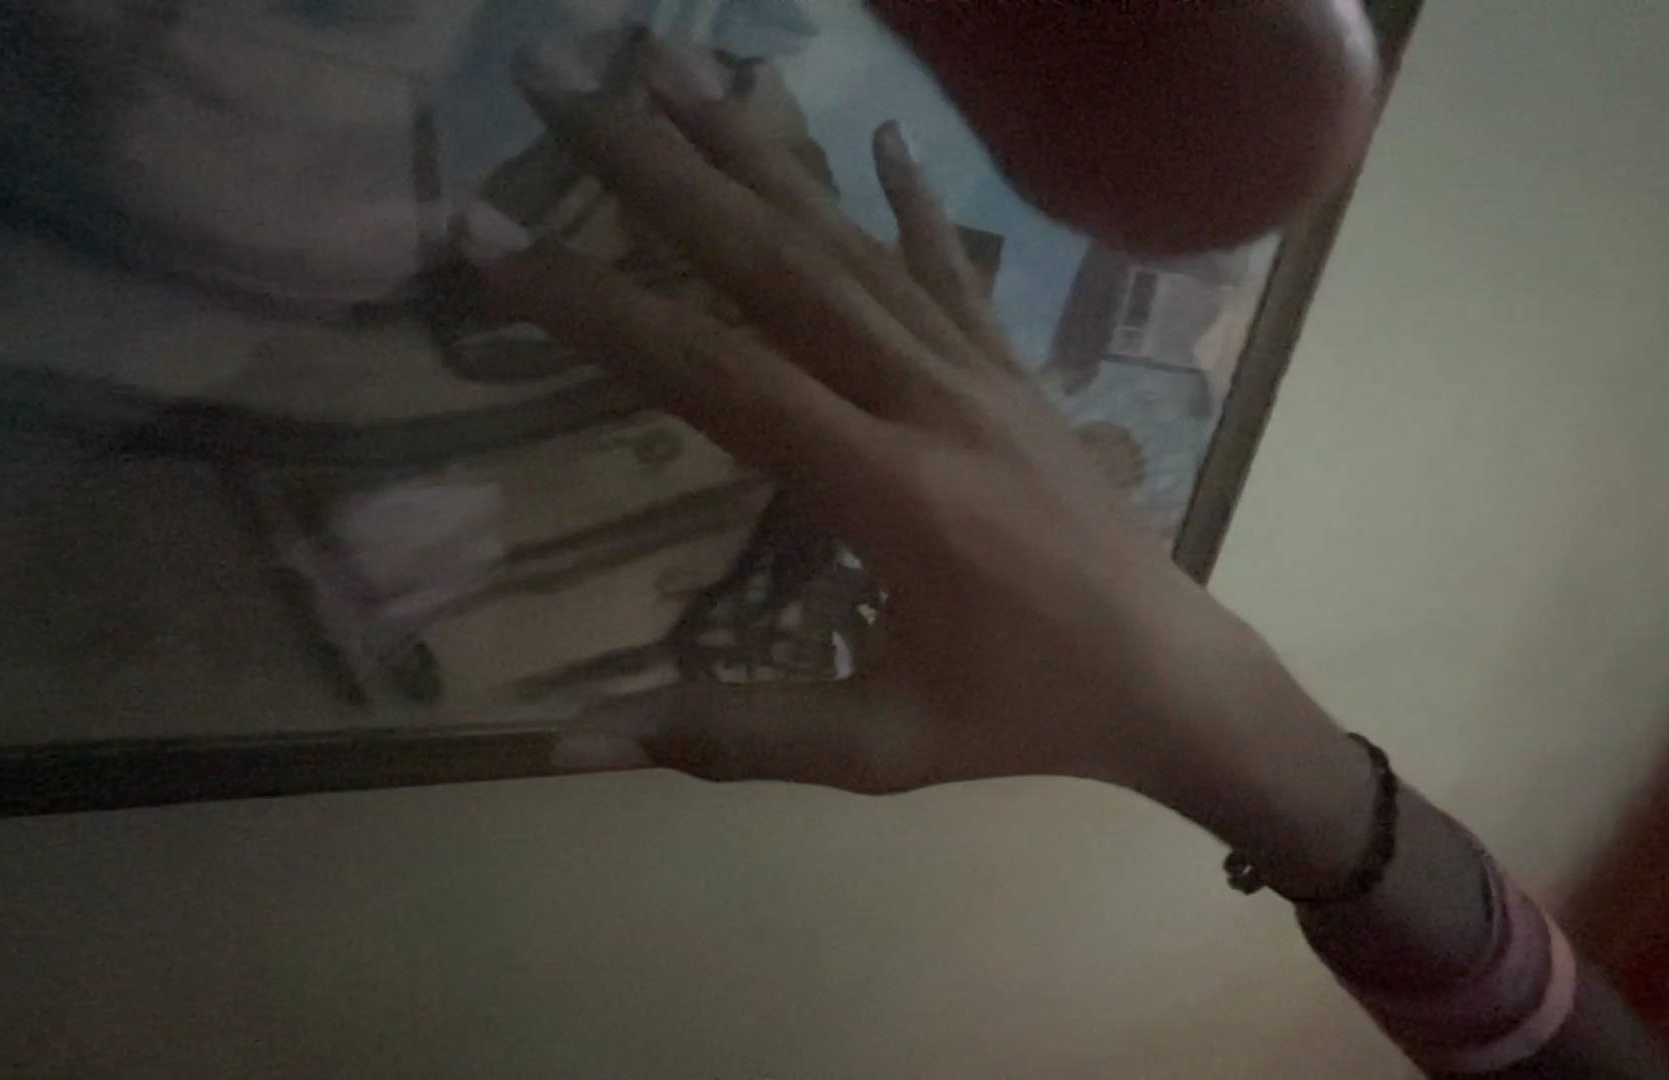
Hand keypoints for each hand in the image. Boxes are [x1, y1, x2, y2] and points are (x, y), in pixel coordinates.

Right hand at [482, 39, 1371, 893]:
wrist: (1167, 673)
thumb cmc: (1028, 714)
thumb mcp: (880, 748)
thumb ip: (734, 735)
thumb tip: (574, 746)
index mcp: (890, 492)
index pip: (722, 375)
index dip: (603, 311)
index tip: (501, 244)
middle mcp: (933, 403)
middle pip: (781, 268)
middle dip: (663, 175)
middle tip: (566, 86)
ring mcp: (986, 377)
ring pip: (859, 247)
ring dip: (766, 158)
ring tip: (684, 73)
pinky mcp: (1021, 378)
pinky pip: (956, 275)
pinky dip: (912, 205)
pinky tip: (880, 140)